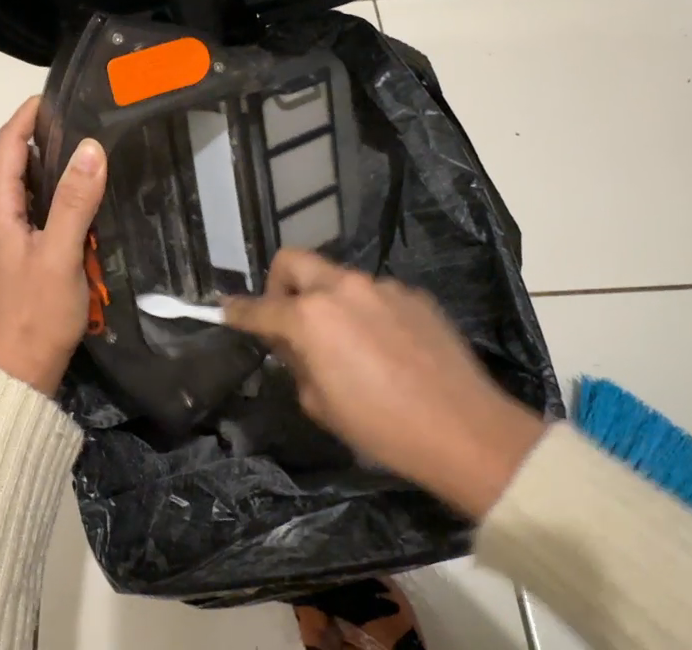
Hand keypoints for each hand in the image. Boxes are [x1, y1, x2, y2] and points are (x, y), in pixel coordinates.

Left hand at [0, 96, 106, 394]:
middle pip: (17, 158)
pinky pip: (40, 207)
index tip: (61, 94)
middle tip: (91, 117)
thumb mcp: (61, 253)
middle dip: (47, 134)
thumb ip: (75, 201)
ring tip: (95, 146)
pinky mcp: (23, 249)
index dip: (29, 114)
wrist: (23, 368)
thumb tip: (90, 146)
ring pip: (31, 183)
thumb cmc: (38, 311)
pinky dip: (61, 192)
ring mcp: (8, 232)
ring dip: (56, 164)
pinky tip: (90, 193)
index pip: (7, 143)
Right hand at [225, 249, 546, 517]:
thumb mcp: (320, 406)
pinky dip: (367, 312)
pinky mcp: (415, 295)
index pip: (258, 308)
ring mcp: (382, 287)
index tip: (226, 312)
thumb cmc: (382, 427)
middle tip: (288, 319)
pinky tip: (387, 348)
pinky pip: (375, 295)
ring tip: (347, 342)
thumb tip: (294, 348)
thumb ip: (298, 364)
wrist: (466, 430)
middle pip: (292, 261)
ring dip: (328, 301)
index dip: (237, 312)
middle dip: (279, 284)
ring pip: (338, 279)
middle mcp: (342, 288)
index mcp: (309, 317)